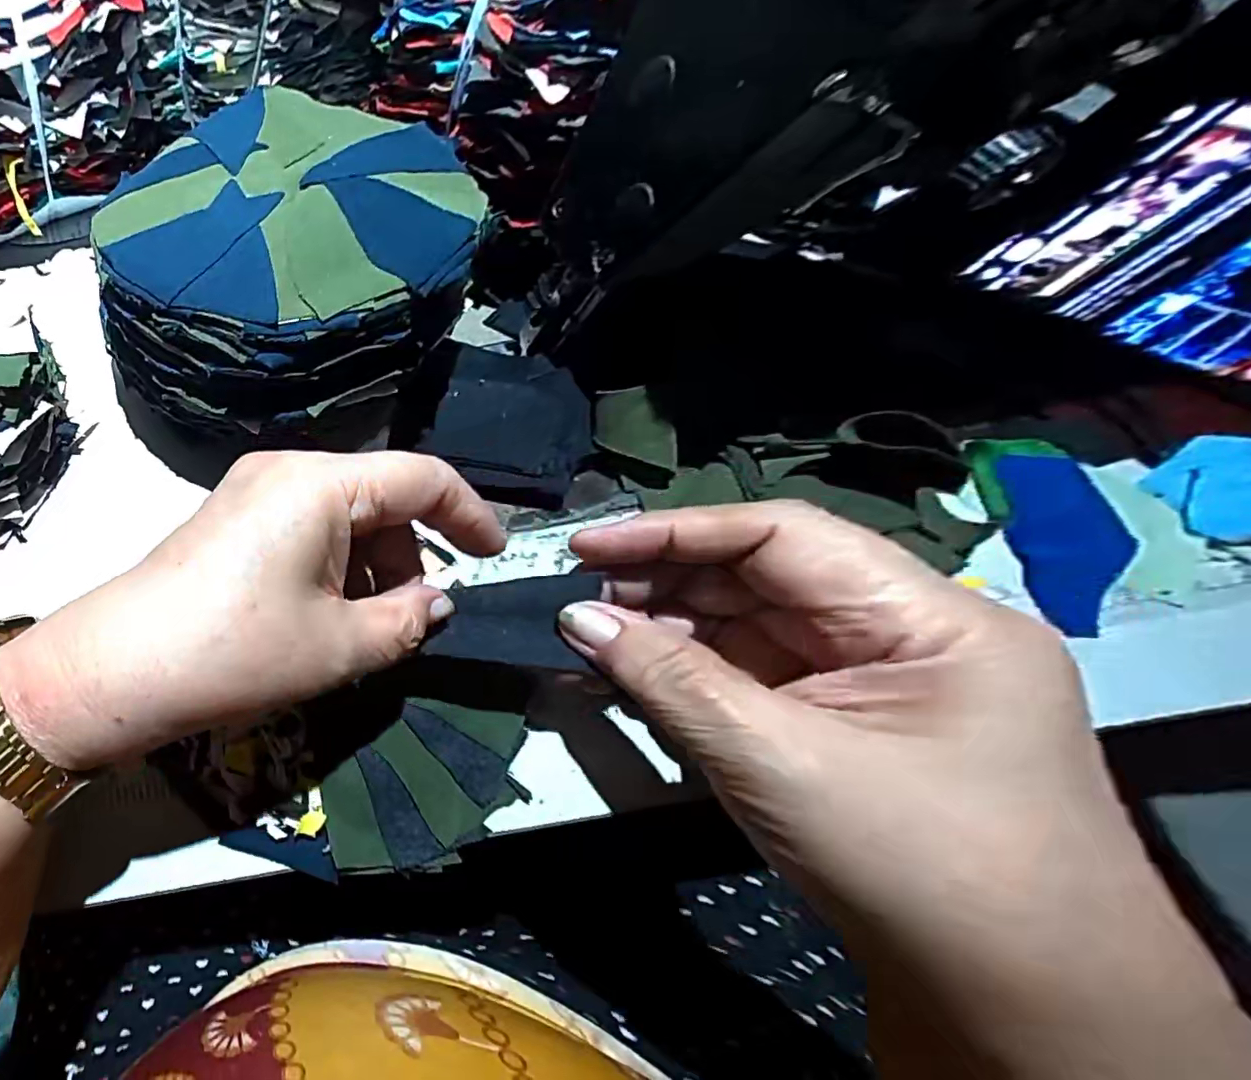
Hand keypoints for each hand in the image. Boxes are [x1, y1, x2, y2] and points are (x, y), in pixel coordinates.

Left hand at [0, 451, 504, 770]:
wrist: (119, 669)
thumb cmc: (238, 651)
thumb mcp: (340, 646)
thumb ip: (408, 620)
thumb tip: (437, 602)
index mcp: (320, 483)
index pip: (420, 476)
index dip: (469, 513)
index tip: (495, 554)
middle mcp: (285, 470)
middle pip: (378, 498)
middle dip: (408, 556)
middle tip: (409, 621)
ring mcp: (252, 490)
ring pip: (342, 517)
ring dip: (369, 568)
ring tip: (358, 631)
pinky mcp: (232, 519)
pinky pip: (305, 529)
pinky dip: (332, 567)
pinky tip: (319, 618)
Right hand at [558, 500, 1248, 1078]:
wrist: (1010, 1006)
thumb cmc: (917, 870)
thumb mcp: (773, 759)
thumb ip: (666, 677)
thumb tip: (575, 619)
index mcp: (927, 619)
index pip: (781, 535)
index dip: (674, 531)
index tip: (589, 546)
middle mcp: (896, 630)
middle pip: (755, 575)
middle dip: (660, 582)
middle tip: (579, 598)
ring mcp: (862, 674)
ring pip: (741, 621)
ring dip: (662, 626)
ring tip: (591, 634)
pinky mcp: (829, 714)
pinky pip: (741, 668)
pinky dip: (681, 666)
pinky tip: (629, 668)